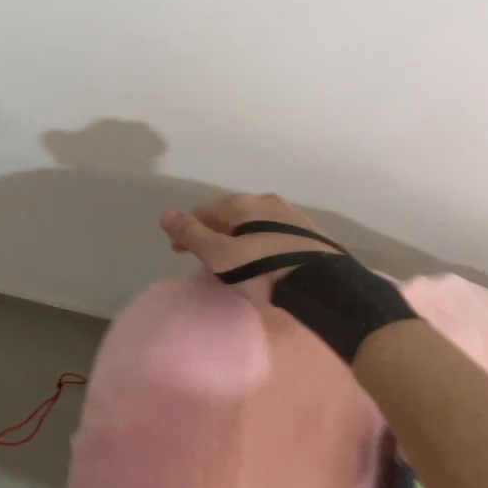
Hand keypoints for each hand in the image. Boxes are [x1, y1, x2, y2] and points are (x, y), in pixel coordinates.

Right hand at [160, 193, 342, 305]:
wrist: (322, 285)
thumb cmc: (262, 270)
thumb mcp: (218, 256)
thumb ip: (190, 234)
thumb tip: (164, 214)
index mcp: (242, 204)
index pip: (203, 212)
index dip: (187, 231)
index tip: (180, 252)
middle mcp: (266, 202)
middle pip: (229, 216)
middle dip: (213, 233)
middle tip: (204, 258)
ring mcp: (291, 215)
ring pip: (252, 224)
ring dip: (237, 238)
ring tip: (232, 261)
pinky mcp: (308, 233)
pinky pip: (272, 234)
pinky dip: (258, 244)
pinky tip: (260, 261)